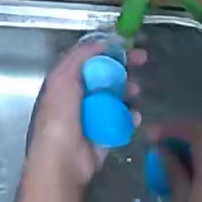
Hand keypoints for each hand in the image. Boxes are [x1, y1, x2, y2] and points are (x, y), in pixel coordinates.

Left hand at [26, 39, 144, 192]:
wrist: (62, 158)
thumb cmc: (60, 114)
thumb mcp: (64, 77)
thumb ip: (81, 56)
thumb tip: (101, 42)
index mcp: (66, 80)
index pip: (90, 59)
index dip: (107, 49)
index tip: (126, 45)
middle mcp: (80, 95)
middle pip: (106, 75)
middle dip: (123, 67)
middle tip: (142, 60)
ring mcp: (94, 115)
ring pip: (117, 96)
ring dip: (128, 90)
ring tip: (135, 90)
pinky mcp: (106, 134)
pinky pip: (122, 120)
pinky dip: (131, 115)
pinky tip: (136, 114)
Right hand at [148, 120, 201, 201]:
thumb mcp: (187, 199)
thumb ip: (172, 171)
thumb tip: (161, 151)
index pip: (181, 126)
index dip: (161, 131)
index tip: (145, 141)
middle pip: (196, 134)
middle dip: (176, 142)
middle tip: (157, 158)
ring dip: (189, 155)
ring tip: (171, 175)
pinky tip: (193, 186)